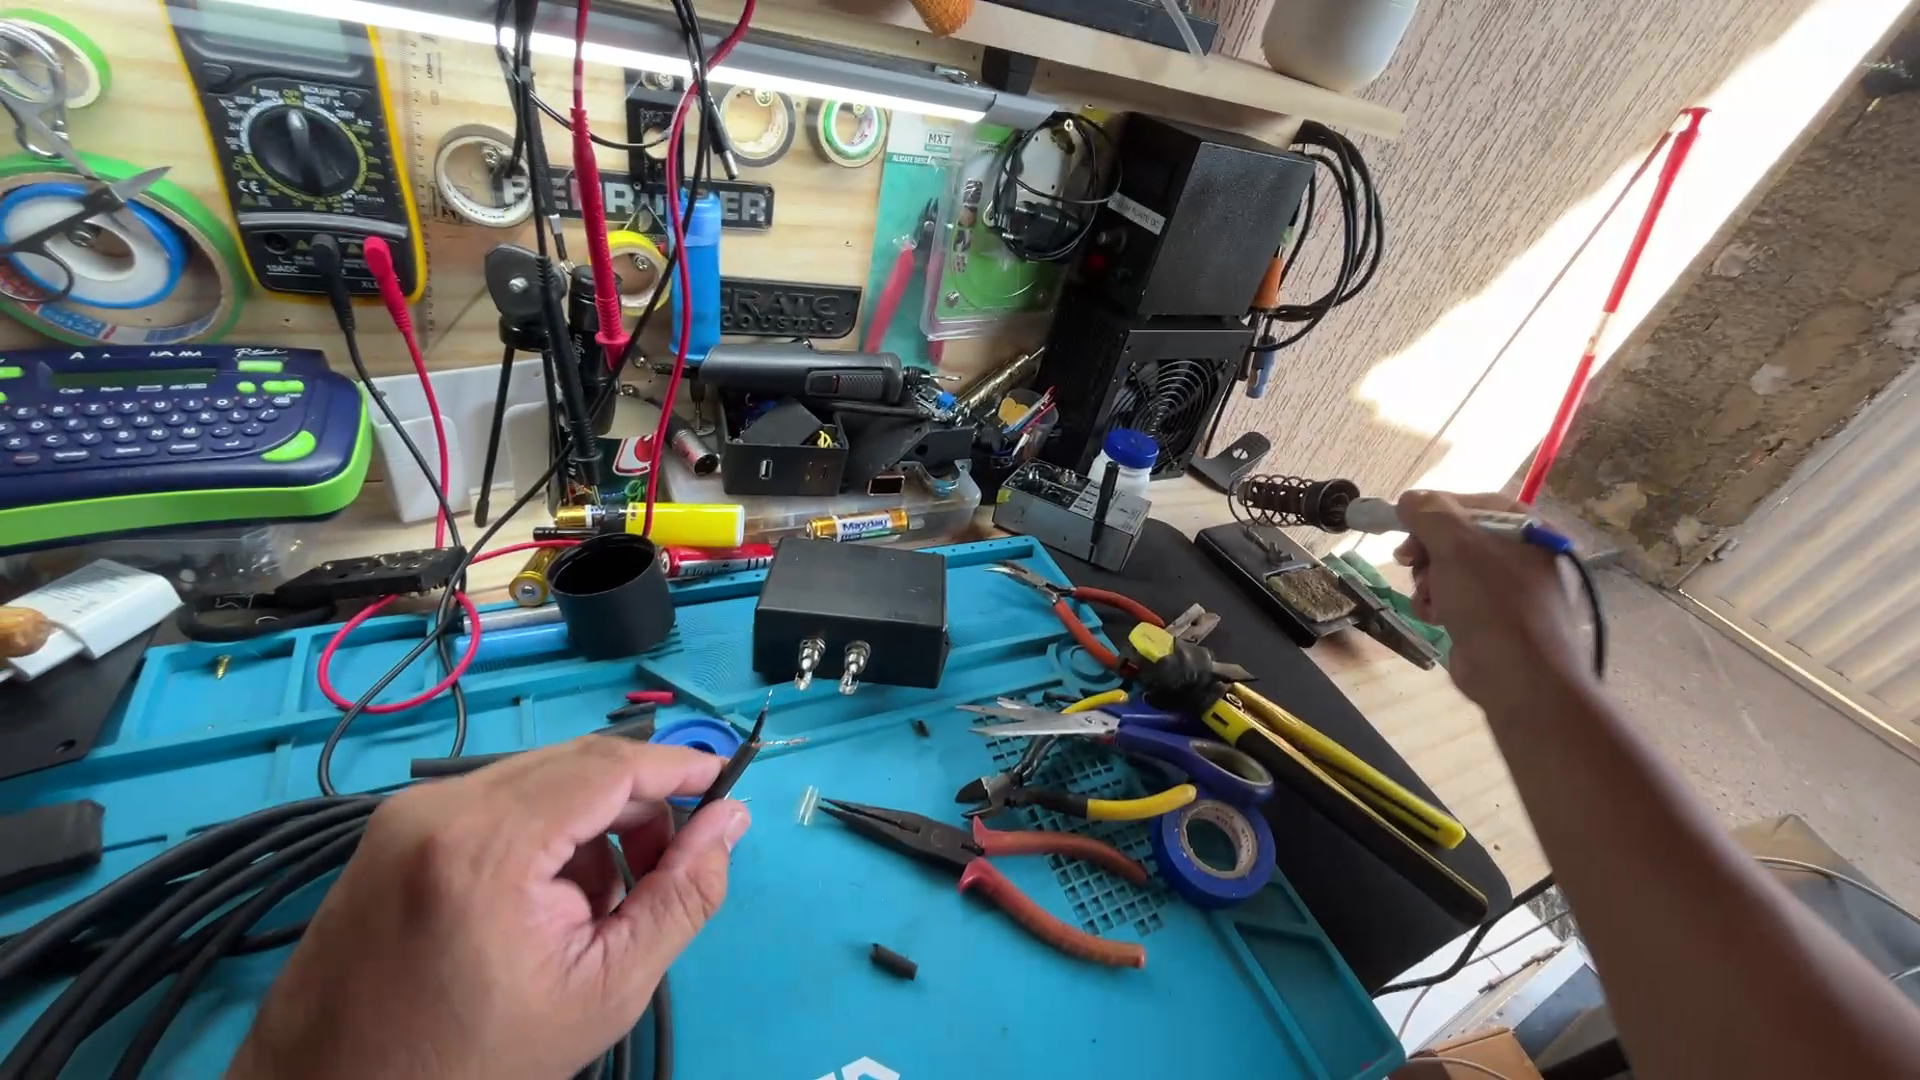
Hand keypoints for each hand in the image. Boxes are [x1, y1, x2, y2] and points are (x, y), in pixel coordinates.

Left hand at [230, 737, 750, 1079]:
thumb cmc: (476, 1064)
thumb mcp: (608, 988)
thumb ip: (685, 895)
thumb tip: (732, 819)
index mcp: (488, 844)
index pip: (610, 765)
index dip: (677, 764)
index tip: (725, 778)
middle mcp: (442, 805)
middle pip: (581, 763)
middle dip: (639, 802)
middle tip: (666, 862)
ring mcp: (409, 812)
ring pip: (546, 775)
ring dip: (595, 817)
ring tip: (597, 901)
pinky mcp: (395, 827)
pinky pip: (503, 795)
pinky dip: (547, 827)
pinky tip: (545, 895)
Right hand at [1393, 491, 1589, 703]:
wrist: (1517, 673)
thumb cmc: (1491, 601)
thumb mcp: (1455, 544)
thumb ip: (1429, 512)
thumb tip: (1409, 499)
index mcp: (1527, 529)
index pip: (1471, 503)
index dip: (1432, 510)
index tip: (1400, 522)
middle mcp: (1521, 554)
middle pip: (1455, 536)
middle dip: (1426, 550)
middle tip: (1408, 560)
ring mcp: (1507, 588)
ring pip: (1448, 568)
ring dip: (1427, 580)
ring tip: (1428, 596)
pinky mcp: (1491, 616)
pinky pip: (1453, 596)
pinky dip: (1436, 603)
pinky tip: (1435, 615)